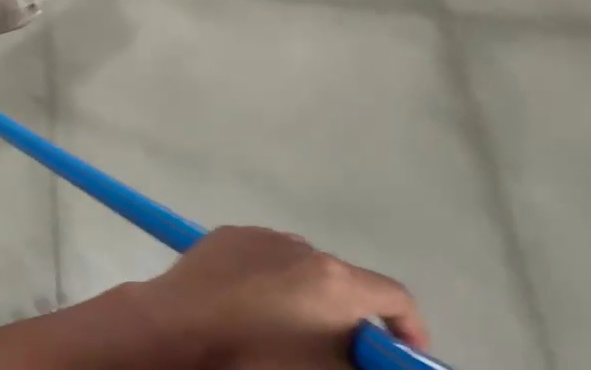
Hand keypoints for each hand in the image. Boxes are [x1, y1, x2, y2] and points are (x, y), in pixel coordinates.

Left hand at [131, 226, 431, 368]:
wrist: (182, 326)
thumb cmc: (260, 354)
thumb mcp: (327, 366)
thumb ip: (356, 356)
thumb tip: (360, 350)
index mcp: (337, 280)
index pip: (395, 296)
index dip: (408, 326)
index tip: (402, 351)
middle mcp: (302, 248)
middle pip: (345, 279)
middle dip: (349, 311)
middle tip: (338, 342)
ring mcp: (260, 235)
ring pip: (302, 264)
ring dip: (308, 290)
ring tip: (288, 321)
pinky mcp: (226, 234)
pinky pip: (264, 254)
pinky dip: (271, 275)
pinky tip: (252, 300)